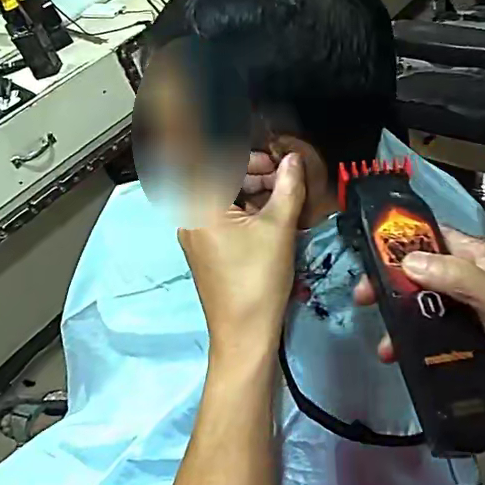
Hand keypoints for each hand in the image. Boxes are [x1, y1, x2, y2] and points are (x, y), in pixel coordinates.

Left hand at [178, 152, 307, 365]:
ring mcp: (197, 233)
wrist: (244, 333)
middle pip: (216, 176)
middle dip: (250, 169)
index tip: (270, 156)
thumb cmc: (258, 278)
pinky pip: (222, 214)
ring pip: (222, 195)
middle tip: (281, 174)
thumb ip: (287, 186)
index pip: (210, 160)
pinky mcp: (207, 248)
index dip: (240, 152)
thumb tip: (293, 159)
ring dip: (250, 187)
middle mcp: (191, 216)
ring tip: (281, 193)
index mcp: (200, 206)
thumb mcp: (278, 227)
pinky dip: (245, 207)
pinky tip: (271, 212)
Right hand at [361, 228, 484, 431]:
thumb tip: (407, 261)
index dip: (404, 240)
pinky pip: (431, 344)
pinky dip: (411, 350)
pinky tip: (397, 360)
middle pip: (422, 276)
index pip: (437, 238)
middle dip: (392, 285)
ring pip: (422, 312)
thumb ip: (459, 280)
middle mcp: (472, 286)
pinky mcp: (464, 352)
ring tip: (383, 344)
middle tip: (363, 299)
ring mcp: (467, 321)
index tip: (369, 252)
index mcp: (484, 263)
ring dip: (399, 322)